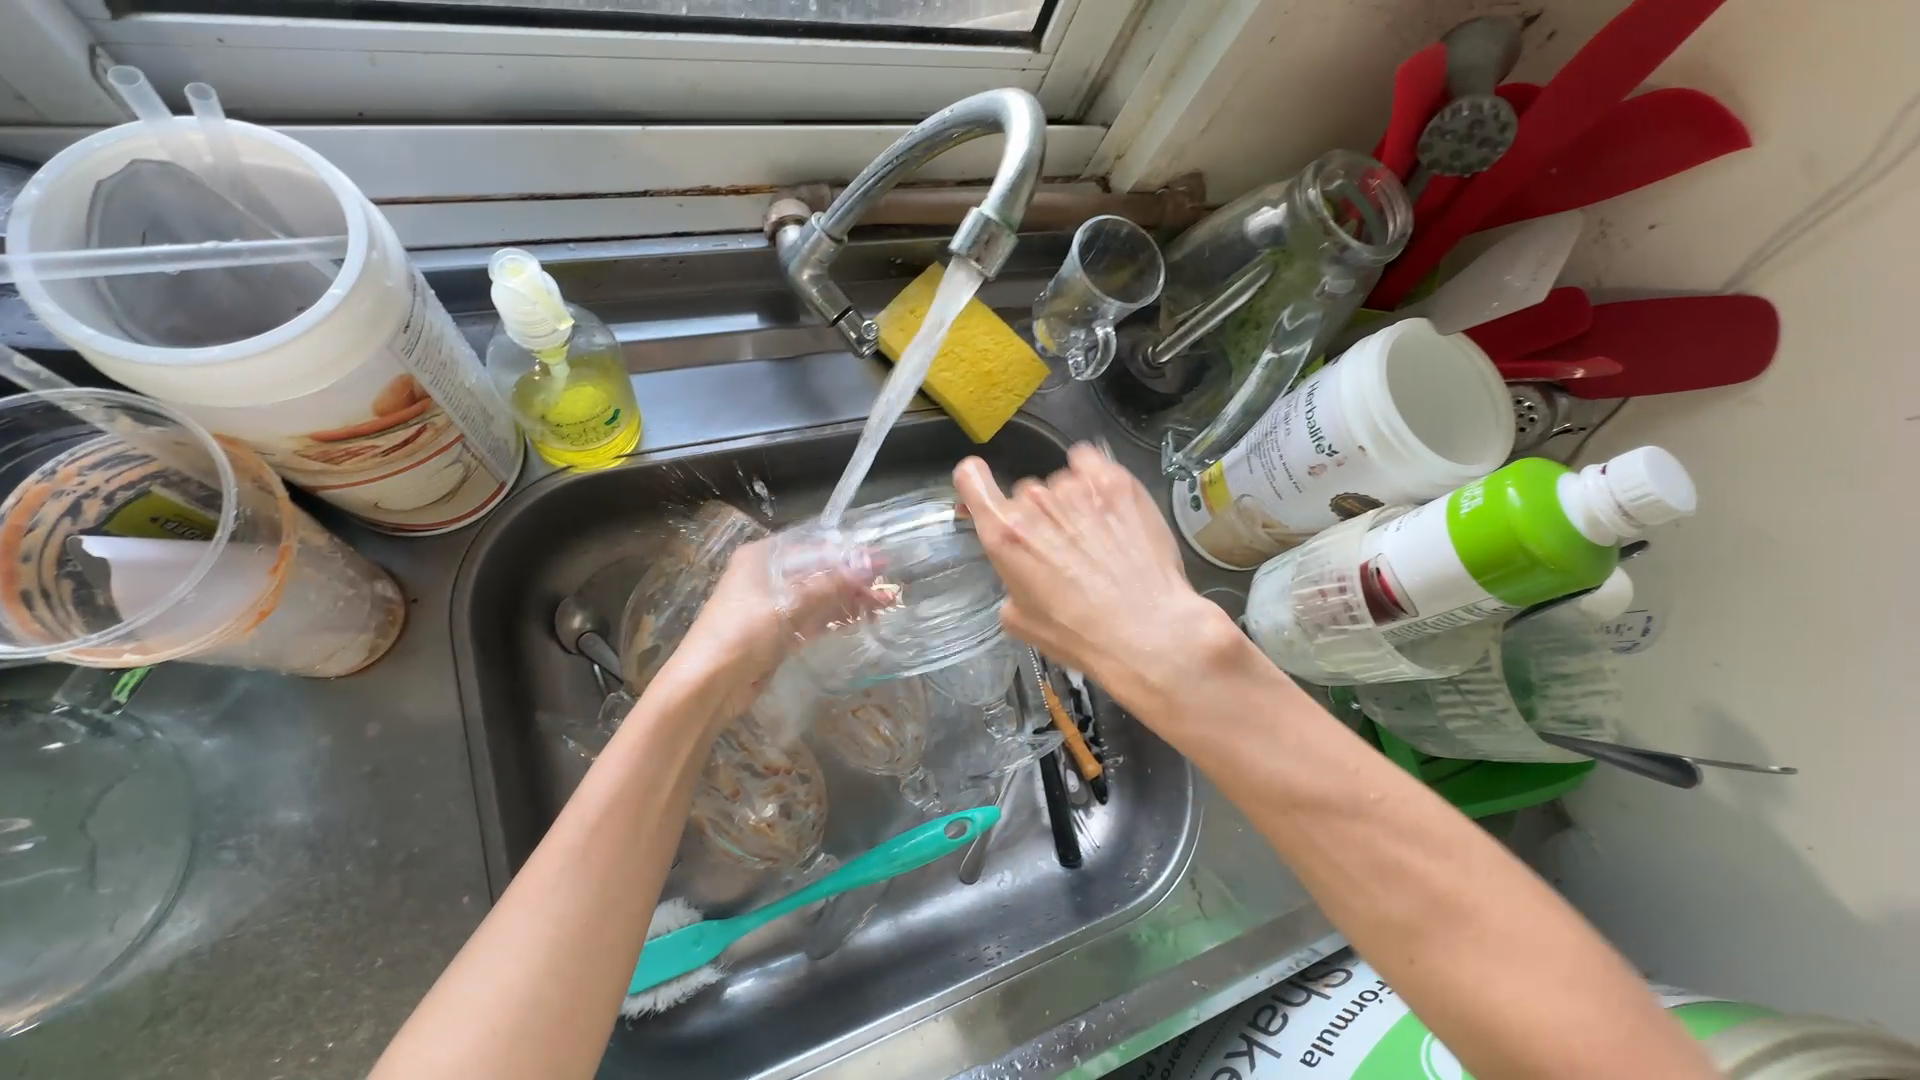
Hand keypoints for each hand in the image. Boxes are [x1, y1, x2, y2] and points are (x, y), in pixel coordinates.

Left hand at [668, 536, 881, 716]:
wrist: (708, 685)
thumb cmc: (743, 634)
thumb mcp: (789, 604)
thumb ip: (831, 584)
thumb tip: (870, 565)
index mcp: (762, 558)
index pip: (814, 547)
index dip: (849, 554)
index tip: (882, 562)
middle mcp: (766, 576)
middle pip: (818, 572)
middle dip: (853, 580)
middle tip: (888, 589)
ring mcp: (771, 606)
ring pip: (818, 597)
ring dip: (848, 600)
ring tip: (883, 606)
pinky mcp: (777, 633)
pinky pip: (812, 620)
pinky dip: (834, 619)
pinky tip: (860, 620)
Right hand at [953, 444, 1238, 708]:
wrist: (1146, 631)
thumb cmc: (1080, 634)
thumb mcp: (1021, 621)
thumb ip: (1010, 581)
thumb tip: (1019, 572)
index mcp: (1004, 534)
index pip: (970, 479)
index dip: (974, 483)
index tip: (984, 491)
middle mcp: (1035, 503)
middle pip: (1025, 493)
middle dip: (1039, 515)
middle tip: (1063, 549)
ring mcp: (1076, 487)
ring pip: (1061, 483)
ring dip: (1071, 503)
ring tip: (1097, 539)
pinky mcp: (1115, 481)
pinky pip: (1089, 461)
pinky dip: (1092, 478)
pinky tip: (1106, 506)